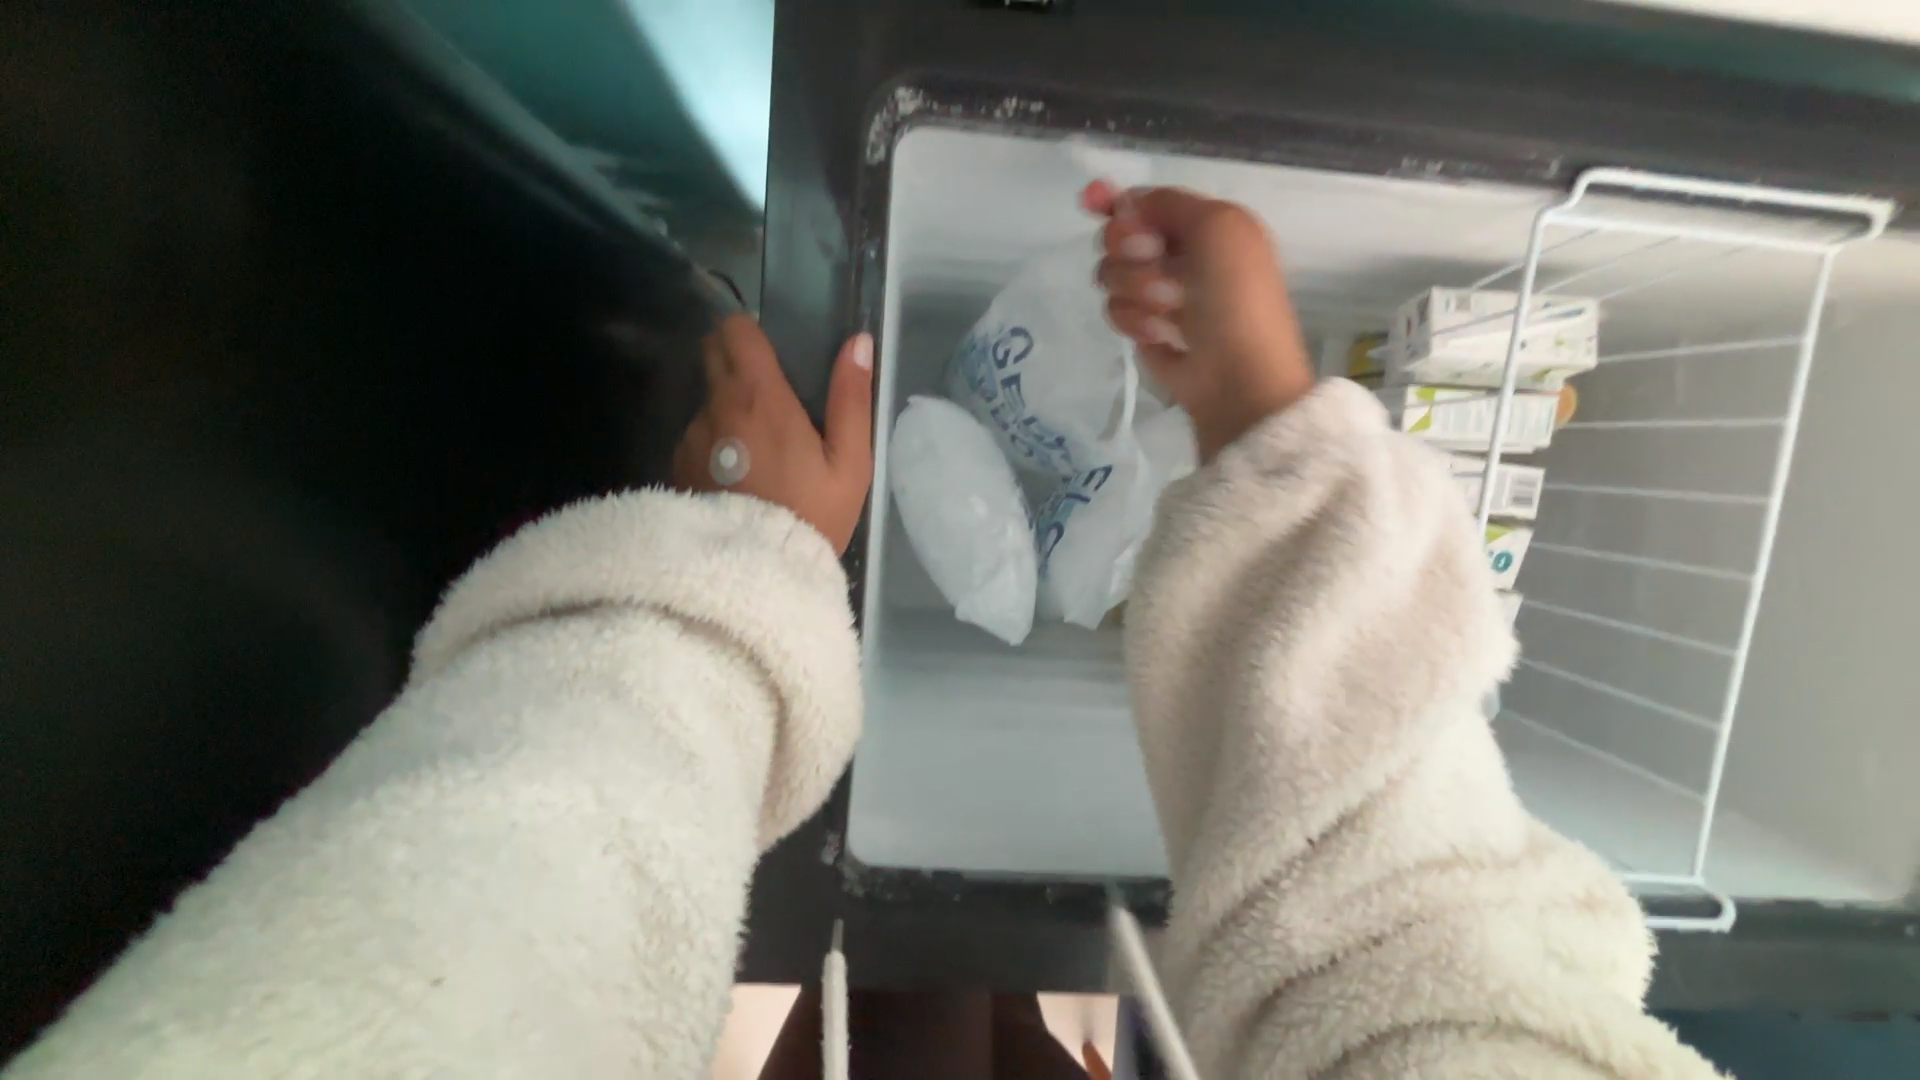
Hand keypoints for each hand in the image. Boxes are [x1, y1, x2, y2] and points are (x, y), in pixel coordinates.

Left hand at [671, 316, 874, 554]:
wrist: (758, 574)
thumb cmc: (813, 515)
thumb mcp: (850, 462)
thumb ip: (851, 398)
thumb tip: (857, 342)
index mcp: (759, 397)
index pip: (735, 331)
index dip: (751, 333)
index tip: (772, 353)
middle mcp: (715, 407)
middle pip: (711, 353)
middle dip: (735, 360)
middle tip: (768, 396)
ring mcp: (690, 438)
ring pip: (706, 400)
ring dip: (726, 409)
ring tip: (757, 450)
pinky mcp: (678, 467)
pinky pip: (696, 436)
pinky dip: (714, 443)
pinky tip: (737, 476)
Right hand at [1083, 181, 1314, 461]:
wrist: (1236, 375)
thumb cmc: (1236, 297)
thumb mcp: (1218, 227)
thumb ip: (1168, 202)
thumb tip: (1123, 203)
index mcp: (1201, 225)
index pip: (1144, 202)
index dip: (1114, 200)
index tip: (1091, 201)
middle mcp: (1176, 255)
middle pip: (1117, 236)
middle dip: (1130, 251)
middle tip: (1154, 263)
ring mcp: (1156, 294)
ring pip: (1111, 275)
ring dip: (1137, 290)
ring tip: (1171, 310)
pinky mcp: (1142, 329)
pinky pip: (1115, 311)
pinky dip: (1136, 322)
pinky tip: (1163, 335)